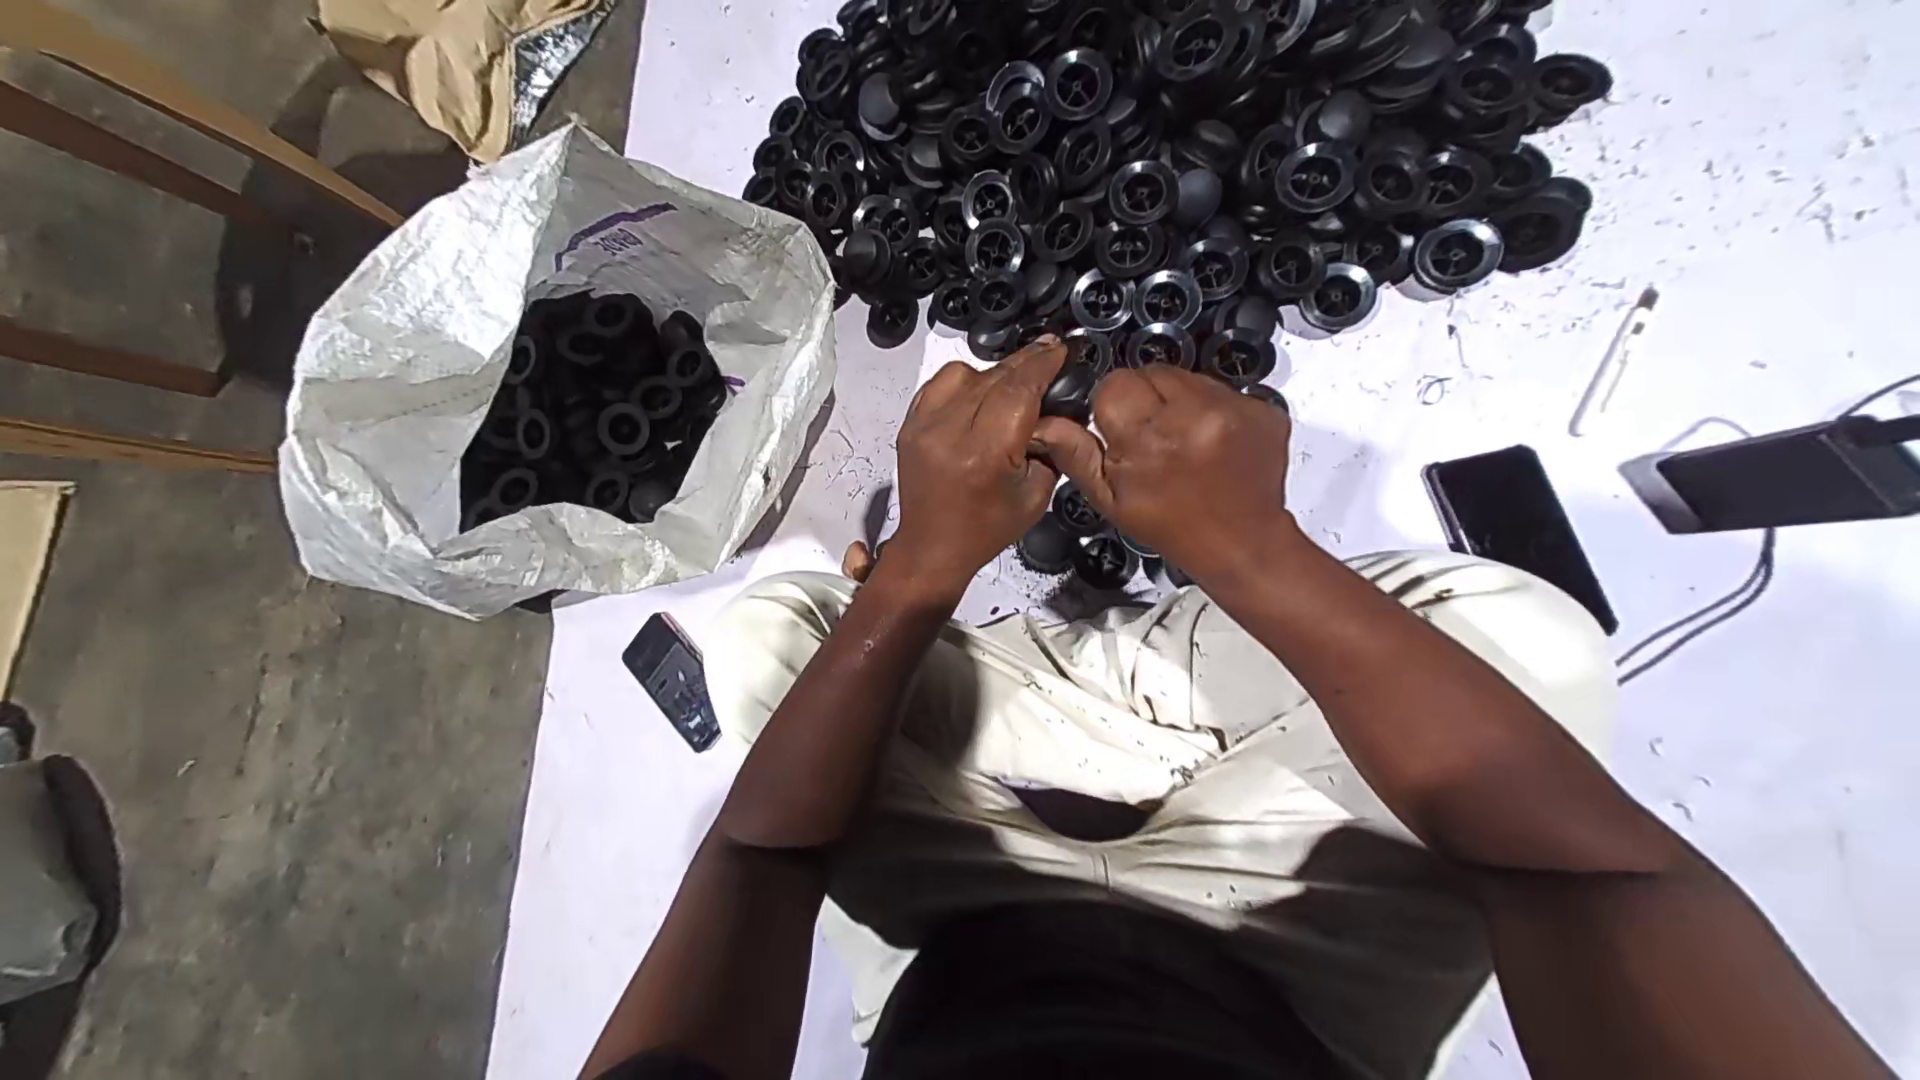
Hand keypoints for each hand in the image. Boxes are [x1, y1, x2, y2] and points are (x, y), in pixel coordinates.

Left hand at [884, 340, 1070, 598]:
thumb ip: (1047, 446)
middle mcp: (949, 434)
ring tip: (1012, 384)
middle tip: (1047, 353)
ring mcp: (924, 426)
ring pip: (965, 373)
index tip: (1060, 349)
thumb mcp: (1035, 494)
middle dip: (1025, 362)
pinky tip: (979, 395)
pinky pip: (940, 384)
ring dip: (995, 372)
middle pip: (994, 376)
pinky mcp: (910, 425)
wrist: (933, 546)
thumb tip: (1052, 407)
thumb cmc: (985, 529)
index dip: (1042, 363)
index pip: (1018, 389)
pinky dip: (964, 382)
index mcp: (984, 454)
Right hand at [1033, 365, 1296, 584]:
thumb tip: (1044, 423)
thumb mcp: (1109, 499)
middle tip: (1152, 438)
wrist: (1240, 542)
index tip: (1120, 430)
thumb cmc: (1172, 526)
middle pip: (1149, 372)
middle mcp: (1194, 415)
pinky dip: (1208, 407)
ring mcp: (1232, 408)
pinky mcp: (1260, 407)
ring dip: (1176, 400)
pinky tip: (1208, 440)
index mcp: (1149, 439)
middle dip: (1143, 399)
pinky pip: (1219, 387)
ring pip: (1185, 375)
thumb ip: (1075, 454)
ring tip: (1181, 440)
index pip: (1115, 383)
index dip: (1111, 405)